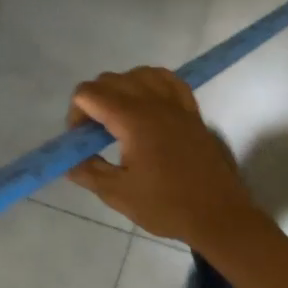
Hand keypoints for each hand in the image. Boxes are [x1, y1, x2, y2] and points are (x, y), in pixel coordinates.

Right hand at [65, 68, 262, 247]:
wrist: (217, 213)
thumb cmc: (167, 206)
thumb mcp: (118, 193)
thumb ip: (88, 171)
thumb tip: (69, 160)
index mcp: (134, 120)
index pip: (90, 92)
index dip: (76, 114)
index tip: (82, 142)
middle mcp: (156, 103)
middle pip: (112, 80)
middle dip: (95, 101)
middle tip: (96, 137)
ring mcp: (178, 105)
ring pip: (141, 74)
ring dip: (123, 89)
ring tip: (121, 121)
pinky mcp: (193, 113)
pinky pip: (170, 82)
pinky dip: (153, 85)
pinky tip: (149, 106)